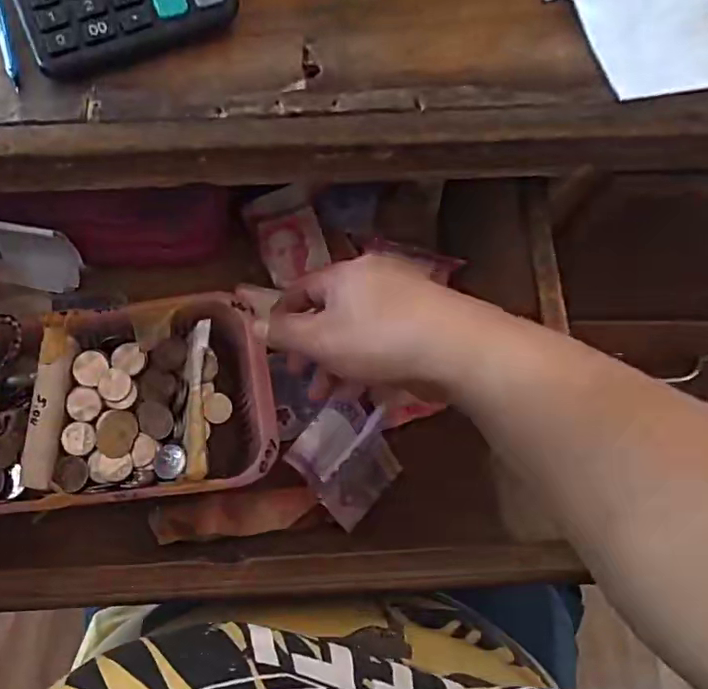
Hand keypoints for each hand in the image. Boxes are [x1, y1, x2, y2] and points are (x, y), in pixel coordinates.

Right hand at [255, 254, 544, 396]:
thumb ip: (283, 334)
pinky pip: (378, 340)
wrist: (456, 349)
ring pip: (352, 332)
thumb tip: (251, 324)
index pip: (299, 290)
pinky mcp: (421, 320)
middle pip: (326, 314)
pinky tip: (358, 391)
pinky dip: (362, 363)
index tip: (272, 348)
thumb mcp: (318, 341)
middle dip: (309, 351)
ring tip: (327, 396)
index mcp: (343, 274)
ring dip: (333, 365)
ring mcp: (400, 297)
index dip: (280, 319)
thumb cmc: (376, 341)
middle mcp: (371, 277)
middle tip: (298, 378)